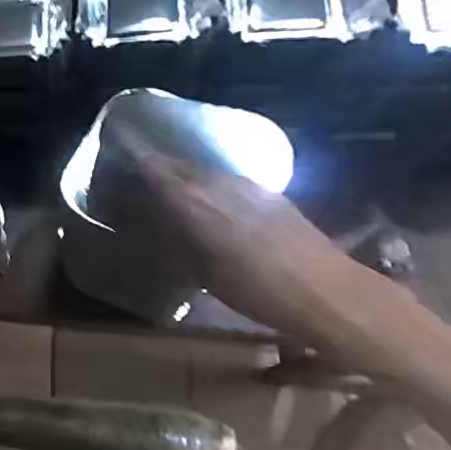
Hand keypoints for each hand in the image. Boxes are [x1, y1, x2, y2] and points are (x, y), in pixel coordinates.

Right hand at [121, 129, 379, 338]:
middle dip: (162, 166)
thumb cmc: (255, 291)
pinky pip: (231, 181)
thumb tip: (171, 225)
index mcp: (194, 203)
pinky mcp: (271, 194)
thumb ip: (183, 241)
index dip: (139, 162)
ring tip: (178, 188)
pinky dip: (216, 186)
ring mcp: (248, 185)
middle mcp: (218, 184)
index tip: (125, 158)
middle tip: (146, 174)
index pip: (156, 171)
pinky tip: (216, 201)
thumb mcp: (204, 273)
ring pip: (208, 172)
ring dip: (190, 176)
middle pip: (182, 165)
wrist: (325, 290)